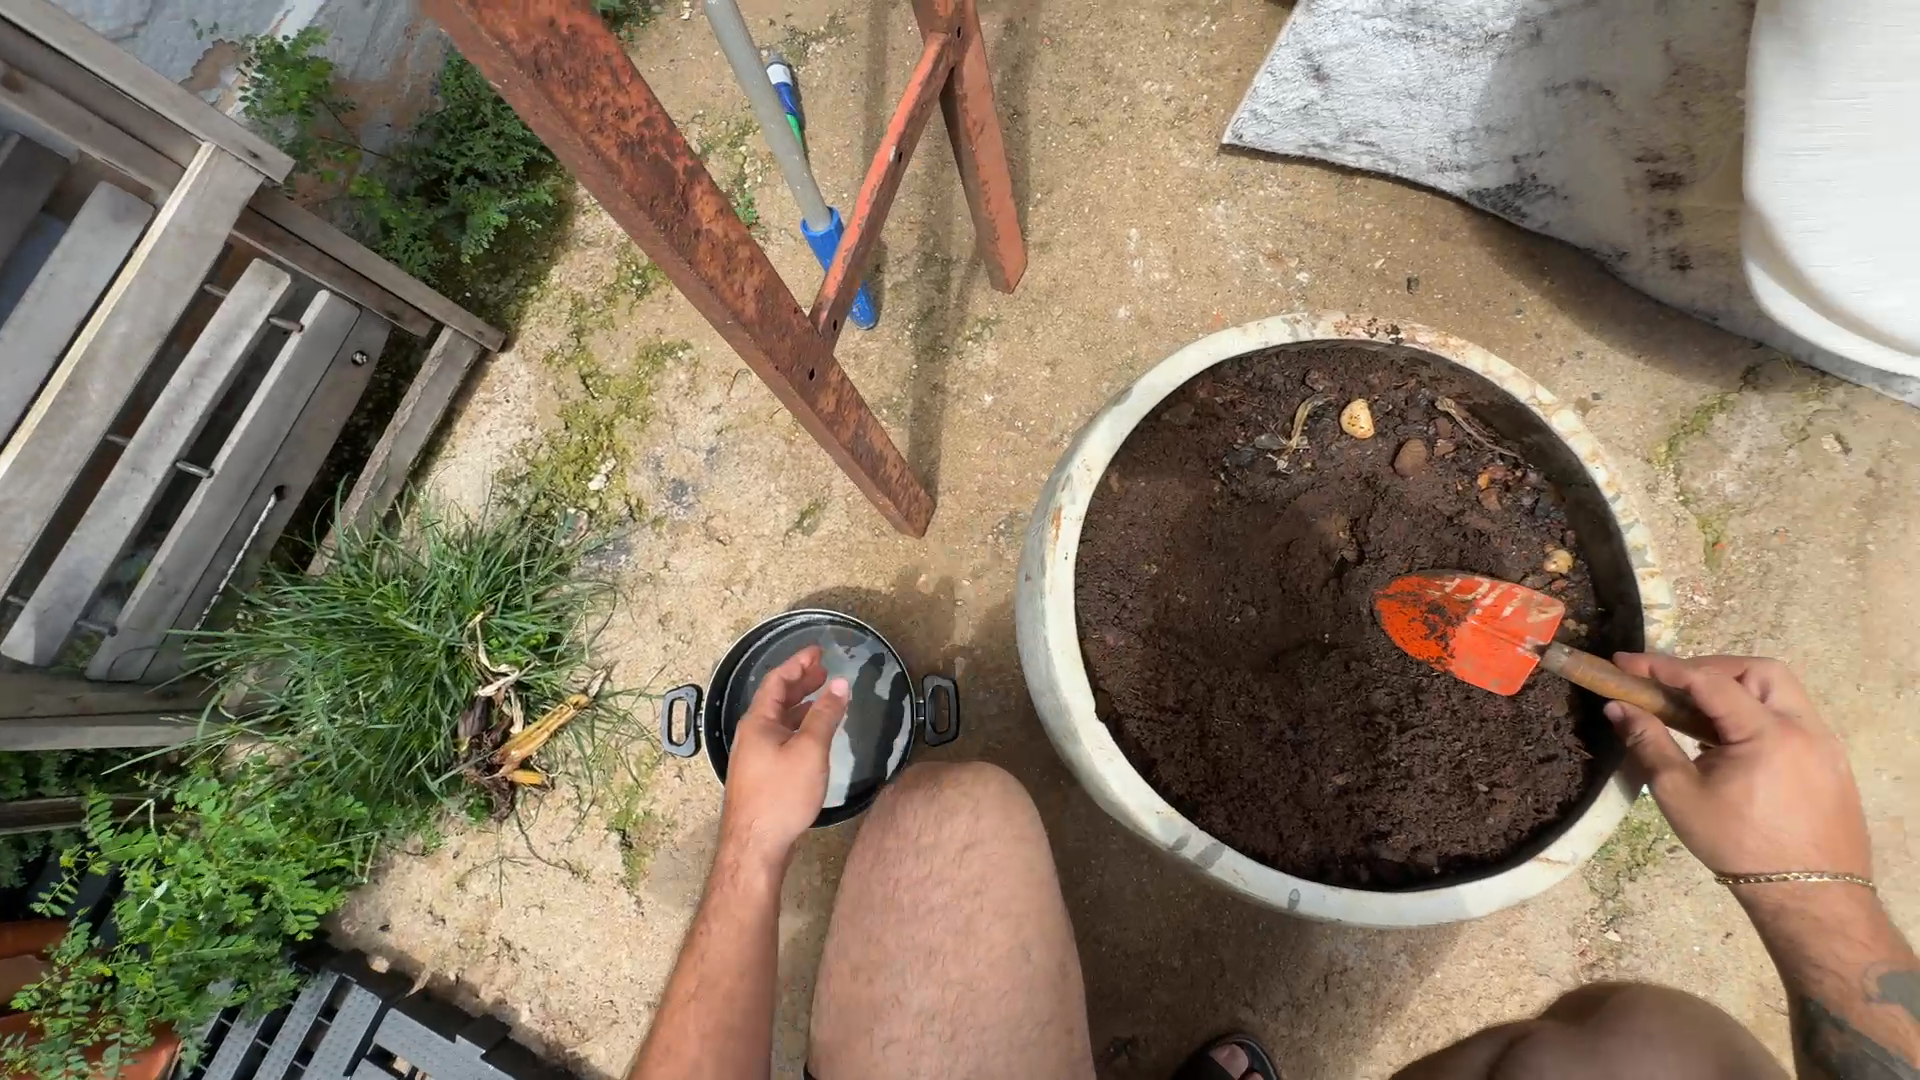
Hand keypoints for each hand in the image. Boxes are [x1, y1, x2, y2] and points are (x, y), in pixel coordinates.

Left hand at [717, 645, 847, 869]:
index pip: (777, 680)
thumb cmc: (781, 794)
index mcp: (758, 721)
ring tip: (825, 695)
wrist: (755, 847)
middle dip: (801, 680)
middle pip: (776, 697)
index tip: (818, 651)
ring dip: (802, 703)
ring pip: (779, 718)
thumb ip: (825, 715)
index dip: (798, 662)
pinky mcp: (761, 774)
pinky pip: (781, 736)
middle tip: (824, 669)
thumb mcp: (809, 750)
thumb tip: (839, 684)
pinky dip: (800, 725)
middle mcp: (752, 734)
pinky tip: (814, 732)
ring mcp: (755, 755)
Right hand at [1607, 653, 1870, 881]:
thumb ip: (1647, 740)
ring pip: (1780, 691)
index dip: (1661, 666)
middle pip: (1761, 671)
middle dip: (1709, 667)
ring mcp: (1824, 746)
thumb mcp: (1677, 790)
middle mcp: (1806, 730)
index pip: (1710, 680)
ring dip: (1732, 686)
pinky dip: (1750, 709)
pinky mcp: (1828, 762)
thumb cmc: (1736, 841)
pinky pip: (1789, 716)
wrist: (1809, 894)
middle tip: (1669, 683)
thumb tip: (1617, 707)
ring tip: (1692, 708)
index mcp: (1768, 735)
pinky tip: (1721, 735)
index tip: (1623, 663)